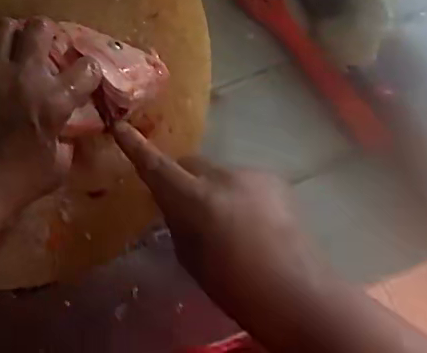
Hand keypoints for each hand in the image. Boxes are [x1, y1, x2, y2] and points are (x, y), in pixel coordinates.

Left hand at [0, 17, 102, 224]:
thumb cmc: (16, 184)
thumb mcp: (57, 166)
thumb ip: (67, 136)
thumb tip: (68, 122)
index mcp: (53, 101)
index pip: (86, 67)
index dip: (89, 71)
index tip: (84, 77)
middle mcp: (25, 75)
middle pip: (41, 27)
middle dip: (50, 34)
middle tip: (48, 49)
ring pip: (7, 26)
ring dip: (17, 35)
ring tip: (18, 51)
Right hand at [111, 122, 335, 325]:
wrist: (307, 300)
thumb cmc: (242, 291)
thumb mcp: (194, 261)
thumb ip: (179, 225)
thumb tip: (174, 207)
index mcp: (195, 200)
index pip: (156, 166)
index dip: (135, 147)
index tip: (119, 127)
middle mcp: (220, 177)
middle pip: (188, 166)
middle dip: (183, 180)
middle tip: (188, 210)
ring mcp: (248, 175)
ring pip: (217, 174)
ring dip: (215, 191)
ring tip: (231, 226)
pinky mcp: (272, 179)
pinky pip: (242, 182)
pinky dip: (240, 197)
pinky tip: (257, 226)